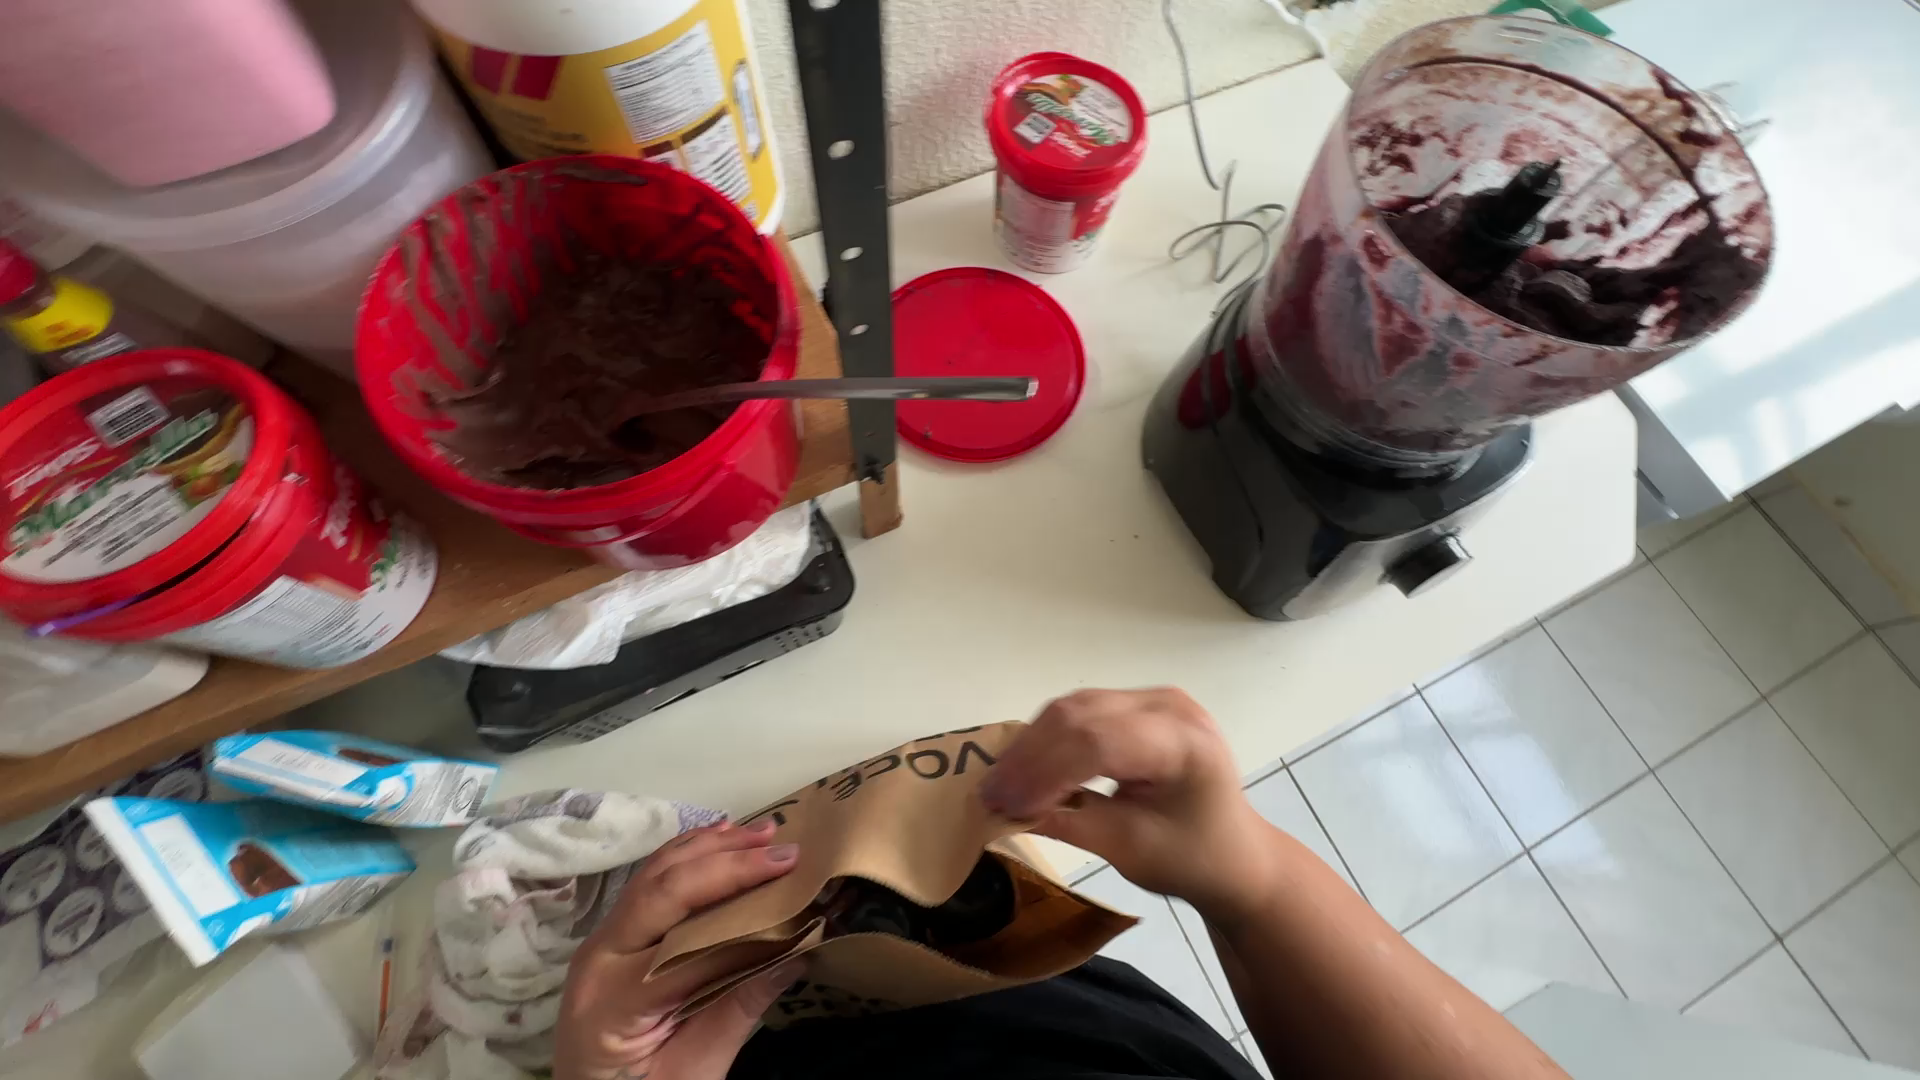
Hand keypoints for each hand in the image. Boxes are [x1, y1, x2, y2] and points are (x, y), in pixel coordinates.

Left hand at [553, 821, 803, 1079]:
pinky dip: (689, 850)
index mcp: (613, 1003)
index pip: (689, 943)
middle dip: (729, 862)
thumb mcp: (693, 1072)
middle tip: (785, 851)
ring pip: (657, 871)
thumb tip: (800, 953)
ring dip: (714, 845)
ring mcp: (602, 938)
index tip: (797, 889)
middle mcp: (600, 957)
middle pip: (666, 890)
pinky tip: (722, 834)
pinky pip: (650, 877)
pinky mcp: (613, 931)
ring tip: (764, 831)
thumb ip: (740, 1011)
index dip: (745, 914)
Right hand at [980, 688, 1282, 922]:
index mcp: (1185, 744)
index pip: (1100, 742)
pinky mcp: (1138, 704)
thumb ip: (1070, 822)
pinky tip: (1025, 765)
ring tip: (999, 783)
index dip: (1045, 771)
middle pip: (1082, 715)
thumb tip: (1006, 809)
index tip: (1004, 805)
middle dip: (1030, 756)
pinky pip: (1083, 710)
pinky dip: (1049, 737)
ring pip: (1075, 707)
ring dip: (1033, 744)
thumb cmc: (1193, 860)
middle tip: (990, 795)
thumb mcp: (1130, 850)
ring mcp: (1154, 699)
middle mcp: (1170, 706)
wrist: (1237, 854)